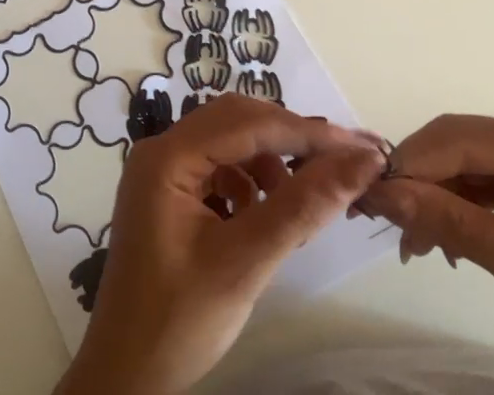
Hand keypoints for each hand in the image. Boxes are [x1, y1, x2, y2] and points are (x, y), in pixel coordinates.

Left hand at [55, 95, 388, 394]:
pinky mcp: (170, 197)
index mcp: (167, 157)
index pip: (248, 124)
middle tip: (349, 165)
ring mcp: (162, 174)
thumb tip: (362, 161)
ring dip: (274, 161)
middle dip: (294, 140)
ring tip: (311, 196)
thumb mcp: (247, 260)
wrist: (127, 370)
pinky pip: (220, 169)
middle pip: (237, 123)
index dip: (309, 133)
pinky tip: (273, 212)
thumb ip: (303, 205)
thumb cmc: (180, 317)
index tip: (366, 148)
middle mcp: (160, 152)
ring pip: (231, 144)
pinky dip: (253, 182)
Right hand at [361, 115, 493, 394]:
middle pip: (462, 147)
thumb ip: (455, 224)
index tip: (368, 197)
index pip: (464, 138)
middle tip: (382, 221)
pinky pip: (488, 190)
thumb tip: (382, 194)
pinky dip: (460, 214)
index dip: (411, 163)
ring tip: (413, 245)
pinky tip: (444, 245)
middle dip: (419, 182)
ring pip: (469, 169)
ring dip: (436, 202)